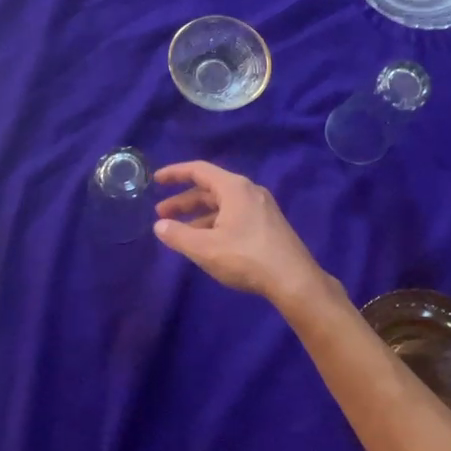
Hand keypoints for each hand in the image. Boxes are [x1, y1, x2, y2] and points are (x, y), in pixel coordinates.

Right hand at [152, 161, 328, 303]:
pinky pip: (234, 216)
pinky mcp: (268, 225)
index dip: (175, 173)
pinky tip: (206, 242)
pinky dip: (214, 223)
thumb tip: (159, 226)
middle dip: (183, 201)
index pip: (198, 170)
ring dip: (198, 216)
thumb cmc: (246, 257)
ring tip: (179, 232)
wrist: (293, 280)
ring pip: (222, 205)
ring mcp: (261, 208)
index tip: (156, 180)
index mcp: (234, 188)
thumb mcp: (205, 248)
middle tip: (161, 214)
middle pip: (210, 189)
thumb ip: (178, 235)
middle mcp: (249, 192)